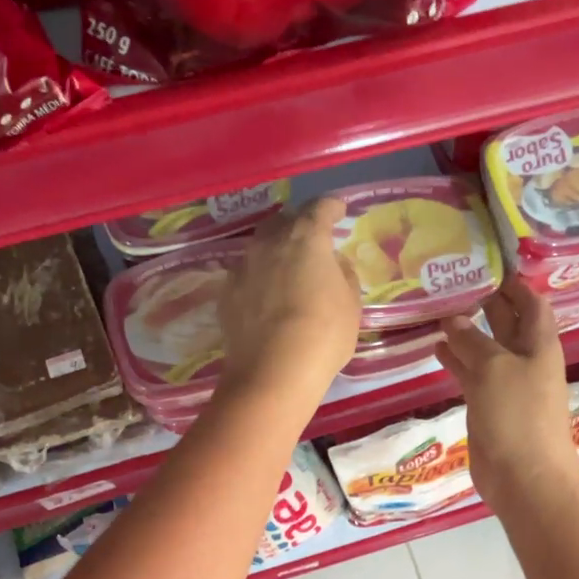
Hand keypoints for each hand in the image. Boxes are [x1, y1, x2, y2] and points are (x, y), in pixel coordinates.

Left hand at [219, 198, 360, 399]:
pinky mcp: (226, 293)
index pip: (320, 208)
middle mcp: (270, 242)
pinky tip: (266, 295)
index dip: (332, 206)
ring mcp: (243, 266)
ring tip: (286, 266)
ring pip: (260, 246)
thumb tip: (334, 264)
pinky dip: (258, 277)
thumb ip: (344, 275)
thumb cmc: (324, 334)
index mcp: (306, 238)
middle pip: (284, 221)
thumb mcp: (351, 304)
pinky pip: (246, 274)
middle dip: (300, 224)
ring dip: (276, 250)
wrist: (273, 372)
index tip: (339, 210)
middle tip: (312, 239)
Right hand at [437, 278, 578, 501]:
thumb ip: (472, 341)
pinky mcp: (488, 404)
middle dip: (484, 300)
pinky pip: (471, 373)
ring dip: (465, 330)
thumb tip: (453, 319)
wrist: (525, 477)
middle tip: (451, 278)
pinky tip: (435, 346)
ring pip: (485, 347)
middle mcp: (525, 358)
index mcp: (538, 343)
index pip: (530, 301)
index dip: (512, 281)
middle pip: (506, 321)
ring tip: (436, 307)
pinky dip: (456, 359)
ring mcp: (506, 383)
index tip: (483, 261)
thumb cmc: (518, 415)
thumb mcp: (494, 368)